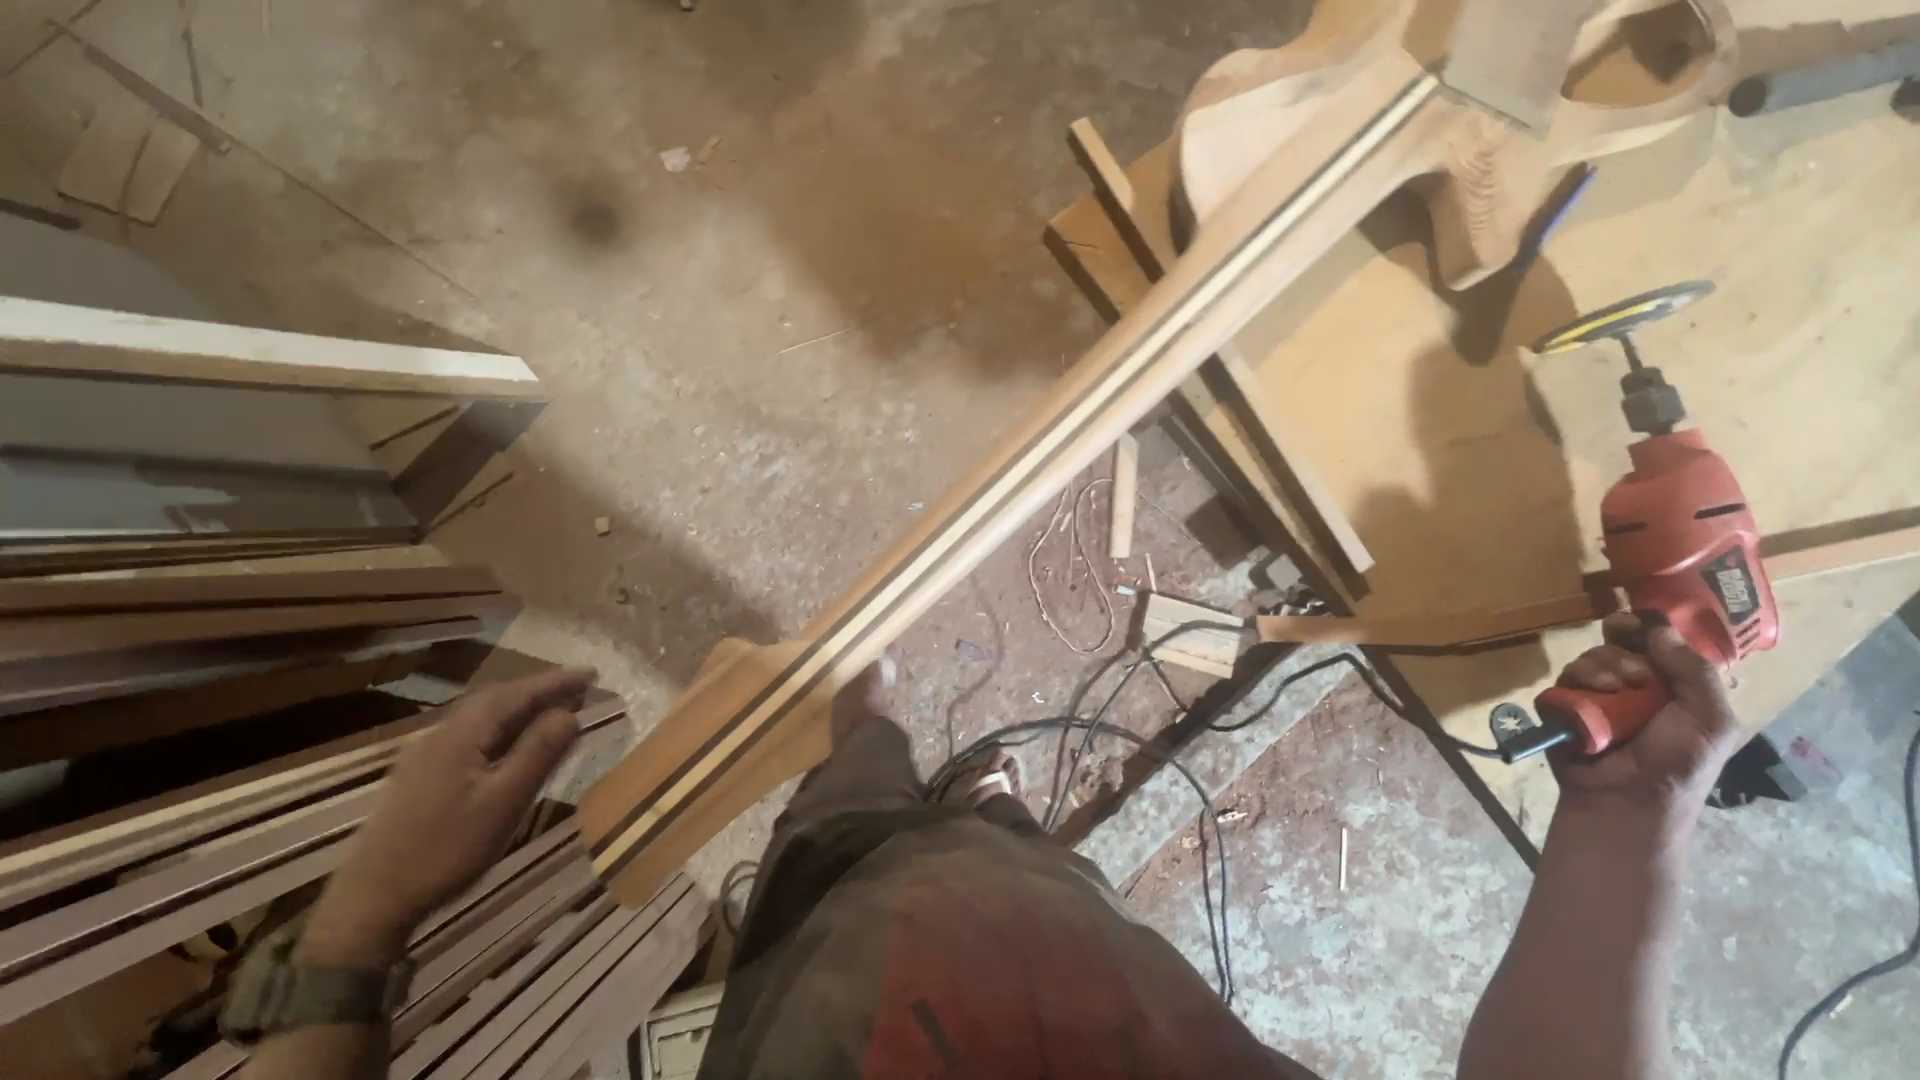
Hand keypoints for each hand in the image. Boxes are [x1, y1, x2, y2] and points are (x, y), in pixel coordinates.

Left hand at [299, 667, 593, 965]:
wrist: (371, 900)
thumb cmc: (446, 849)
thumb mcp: (504, 801)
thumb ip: (538, 753)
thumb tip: (570, 713)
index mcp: (461, 735)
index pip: (516, 694)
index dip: (556, 682)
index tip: (592, 673)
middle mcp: (440, 735)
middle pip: (496, 700)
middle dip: (539, 691)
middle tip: (581, 689)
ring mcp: (426, 757)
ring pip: (483, 720)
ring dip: (521, 711)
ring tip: (556, 713)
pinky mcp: (421, 779)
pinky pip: (473, 738)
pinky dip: (503, 731)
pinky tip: (513, 747)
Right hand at [1549, 612, 1740, 816]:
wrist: (1629, 798)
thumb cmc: (1678, 762)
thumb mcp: (1710, 719)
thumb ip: (1694, 672)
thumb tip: (1660, 628)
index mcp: (1671, 688)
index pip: (1654, 645)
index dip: (1642, 629)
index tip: (1630, 623)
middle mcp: (1631, 688)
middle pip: (1615, 646)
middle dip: (1621, 654)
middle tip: (1633, 677)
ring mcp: (1594, 698)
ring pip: (1586, 660)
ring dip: (1598, 668)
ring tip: (1609, 691)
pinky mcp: (1563, 709)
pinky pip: (1560, 682)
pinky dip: (1572, 685)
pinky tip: (1585, 699)